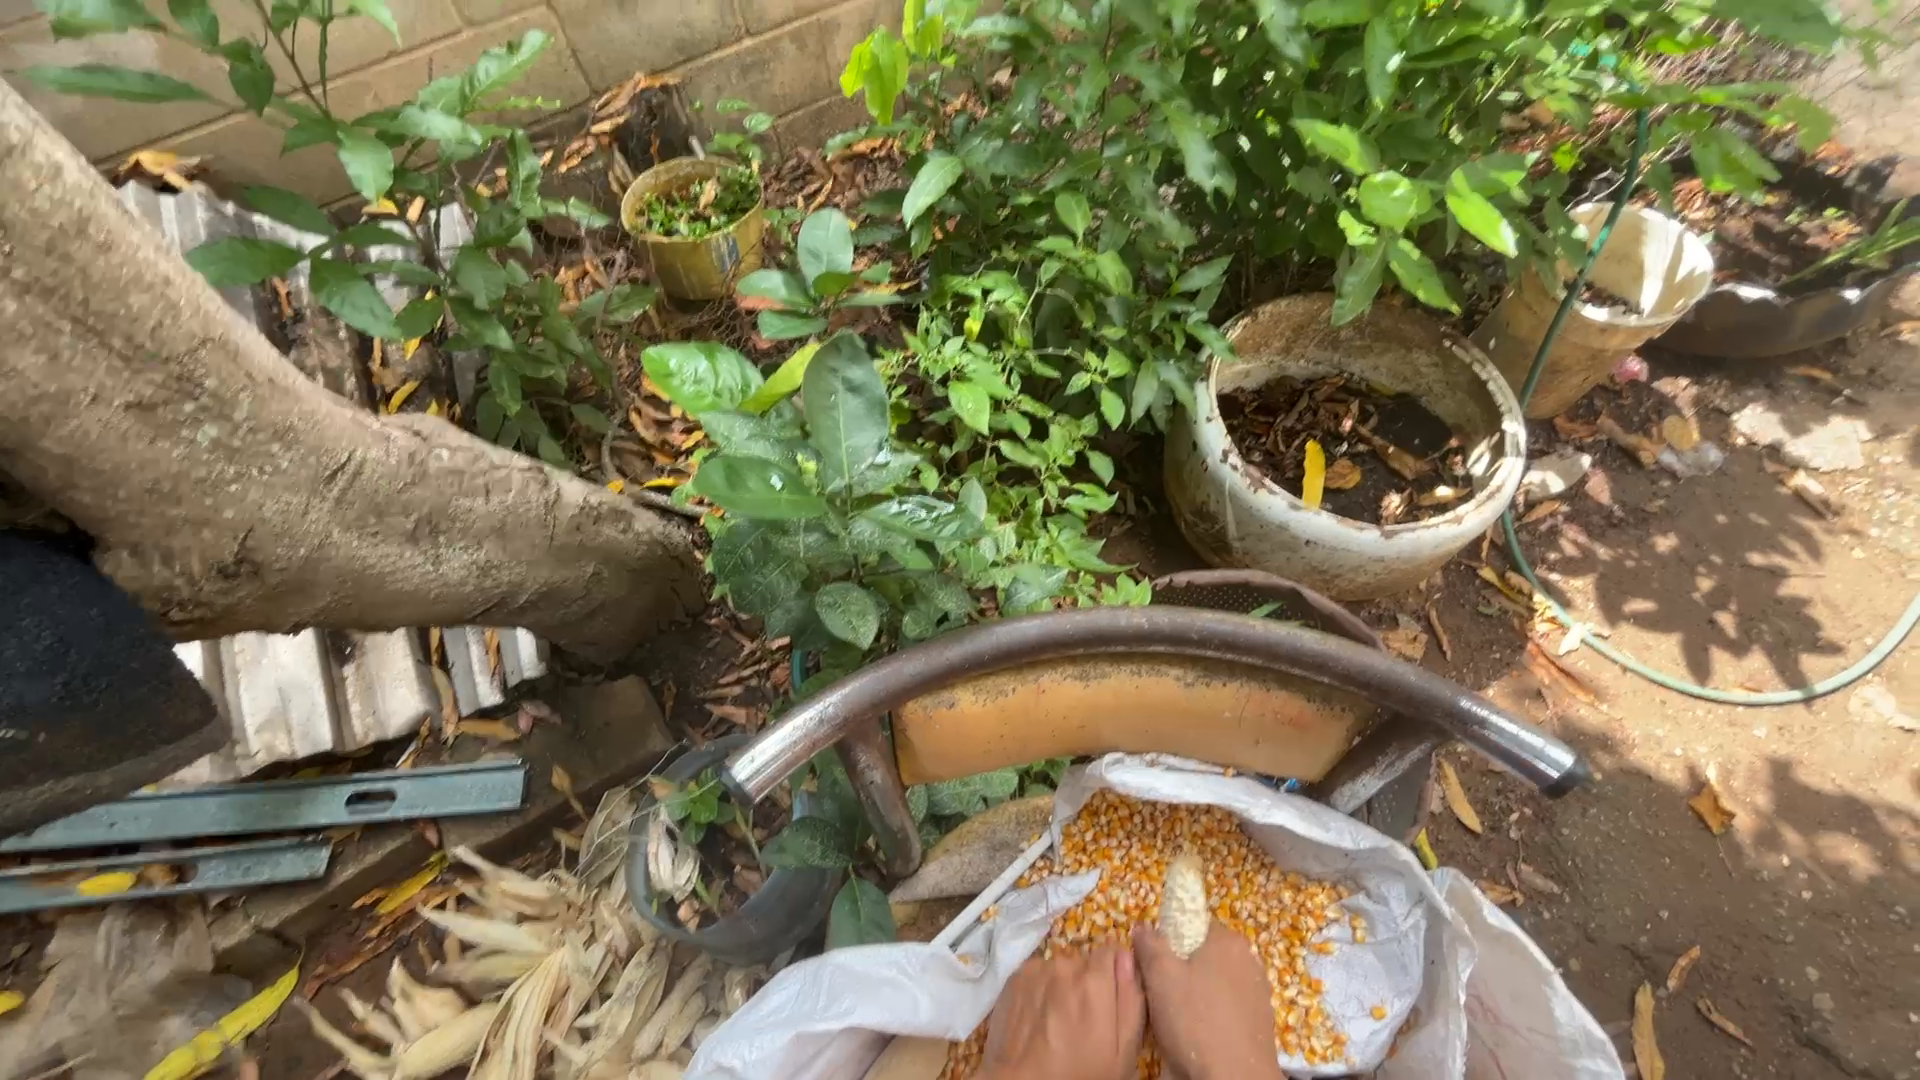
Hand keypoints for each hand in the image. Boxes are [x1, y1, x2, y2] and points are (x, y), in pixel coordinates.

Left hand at [978, 944, 1145, 1079]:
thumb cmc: (1080, 1075)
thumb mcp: (1122, 1052)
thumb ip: (1131, 1000)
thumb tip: (1128, 958)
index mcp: (1095, 980)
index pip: (1113, 951)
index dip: (1114, 974)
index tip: (1110, 999)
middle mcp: (1065, 964)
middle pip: (1085, 961)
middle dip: (1088, 983)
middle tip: (1083, 1019)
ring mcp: (1036, 968)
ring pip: (1060, 968)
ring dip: (1063, 985)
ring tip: (1058, 1021)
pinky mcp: (1014, 977)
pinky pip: (1038, 974)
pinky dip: (1041, 989)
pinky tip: (1038, 1018)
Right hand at [1132, 923, 1283, 1079]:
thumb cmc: (1196, 1021)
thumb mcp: (1159, 975)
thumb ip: (1149, 943)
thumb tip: (1143, 926)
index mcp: (1228, 940)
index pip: (1192, 923)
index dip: (1169, 940)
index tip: (1155, 963)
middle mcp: (1249, 960)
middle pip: (1203, 954)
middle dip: (1182, 969)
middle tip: (1161, 992)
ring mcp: (1258, 993)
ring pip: (1215, 982)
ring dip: (1196, 993)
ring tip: (1178, 1018)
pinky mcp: (1261, 1023)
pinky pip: (1227, 1008)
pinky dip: (1212, 1015)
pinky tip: (1199, 1035)